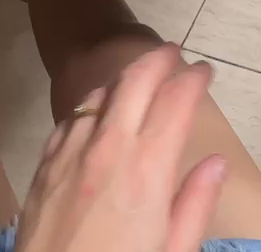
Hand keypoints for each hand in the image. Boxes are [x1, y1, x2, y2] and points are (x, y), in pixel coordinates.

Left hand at [16, 46, 226, 251]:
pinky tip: (99, 112)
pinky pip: (71, 118)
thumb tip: (216, 163)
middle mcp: (108, 149)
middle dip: (159, 59)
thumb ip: (195, 206)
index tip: (206, 71)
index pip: (176, 102)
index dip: (194, 79)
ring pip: (101, 93)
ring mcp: (71, 154)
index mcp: (147, 171)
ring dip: (125, 79)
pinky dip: (92, 105)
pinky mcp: (44, 166)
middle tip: (174, 53)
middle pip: (136, 81)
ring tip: (140, 78)